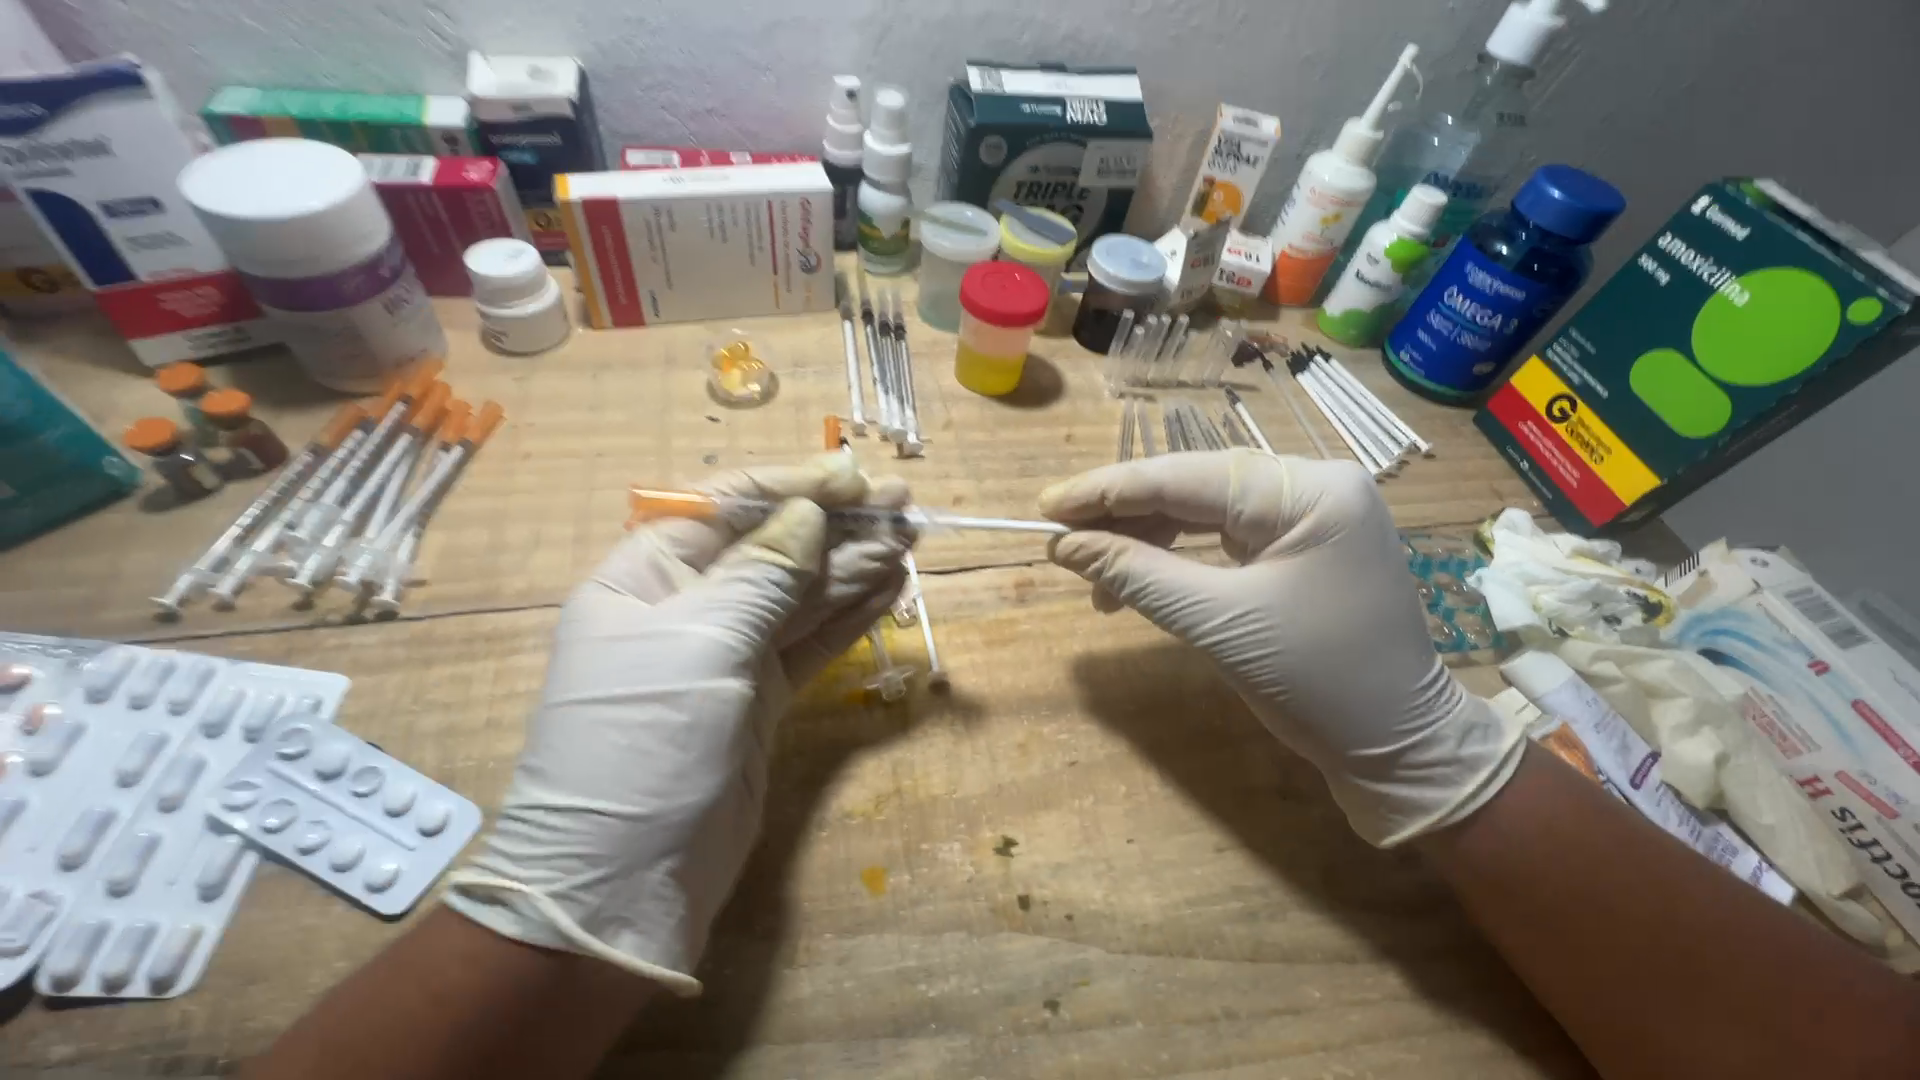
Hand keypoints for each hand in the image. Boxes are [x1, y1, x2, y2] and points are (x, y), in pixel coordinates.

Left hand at [446, 456, 910, 993]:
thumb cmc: (643, 745)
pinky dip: (849, 615)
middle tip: (903, 502)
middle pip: (772, 548)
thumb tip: (808, 512)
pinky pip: (810, 641)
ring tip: (910, 536)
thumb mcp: (699, 645)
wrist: (623, 884)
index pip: (724, 508)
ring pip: (800, 595)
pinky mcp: (760, 696)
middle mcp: (687, 606)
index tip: (852, 476)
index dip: (790, 485)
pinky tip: (890, 587)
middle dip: (835, 524)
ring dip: (853, 565)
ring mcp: (727, 654)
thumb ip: (761, 576)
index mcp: (645, 576)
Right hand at [1039, 449, 1521, 846]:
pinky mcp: (1302, 543)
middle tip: (1059, 538)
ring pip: (1204, 508)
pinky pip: (1223, 535)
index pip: (1186, 476)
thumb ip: (1136, 574)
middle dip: (1123, 514)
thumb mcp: (1218, 625)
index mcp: (1309, 491)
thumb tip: (1063, 546)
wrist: (1400, 749)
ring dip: (1145, 538)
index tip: (1046, 506)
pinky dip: (1176, 556)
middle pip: (1194, 485)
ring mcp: (1311, 513)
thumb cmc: (1319, 685)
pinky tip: (1137, 577)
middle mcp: (1313, 484)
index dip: (1108, 490)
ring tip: (1092, 573)